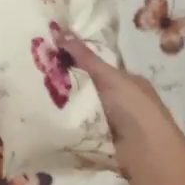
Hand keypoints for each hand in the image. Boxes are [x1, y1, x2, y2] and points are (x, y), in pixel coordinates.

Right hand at [54, 26, 184, 184]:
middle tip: (39, 76)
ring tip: (38, 96)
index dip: (77, 60)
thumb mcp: (109, 76)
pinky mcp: (104, 142)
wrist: (146, 153)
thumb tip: (60, 31)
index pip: (99, 67)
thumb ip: (85, 57)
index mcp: (129, 81)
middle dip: (69, 84)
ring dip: (68, 106)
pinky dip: (71, 125)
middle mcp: (123, 100)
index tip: (51, 55)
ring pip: (84, 109)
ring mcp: (115, 123)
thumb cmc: (133, 107)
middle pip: (90, 88)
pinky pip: (82, 128)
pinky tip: (50, 119)